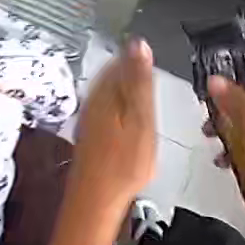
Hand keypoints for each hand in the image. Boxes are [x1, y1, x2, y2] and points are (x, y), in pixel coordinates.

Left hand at [70, 38, 157, 212]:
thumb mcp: (141, 119)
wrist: (95, 200)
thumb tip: (139, 44)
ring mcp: (89, 116)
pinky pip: (107, 105)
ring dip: (127, 87)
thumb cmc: (123, 163)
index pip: (122, 58)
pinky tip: (131, 117)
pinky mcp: (90, 131)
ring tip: (146, 93)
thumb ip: (140, 81)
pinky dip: (122, 105)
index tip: (154, 57)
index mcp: (105, 91)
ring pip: (109, 88)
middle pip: (113, 72)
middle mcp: (93, 99)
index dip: (139, 55)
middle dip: (132, 68)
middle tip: (152, 72)